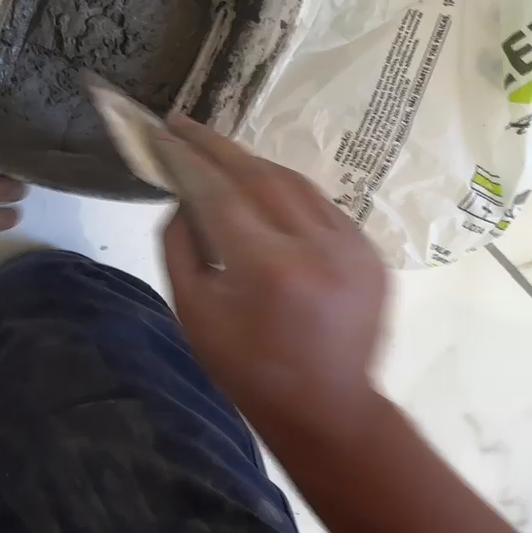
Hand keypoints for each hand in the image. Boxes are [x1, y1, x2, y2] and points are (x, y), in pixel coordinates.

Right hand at [156, 114, 387, 445]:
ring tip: (213, 149)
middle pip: (257, 174)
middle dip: (214, 145)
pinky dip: (280, 188)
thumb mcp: (192, 309)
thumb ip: (180, 244)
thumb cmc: (245, 366)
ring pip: (291, 181)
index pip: (218, 191)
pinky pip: (317, 203)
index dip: (185, 158)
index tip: (161, 134)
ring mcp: (352, 246)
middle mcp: (316, 246)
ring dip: (248, 161)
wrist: (327, 408)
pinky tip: (255, 185)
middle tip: (181, 124)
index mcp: (267, 266)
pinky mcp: (370, 251)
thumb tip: (182, 197)